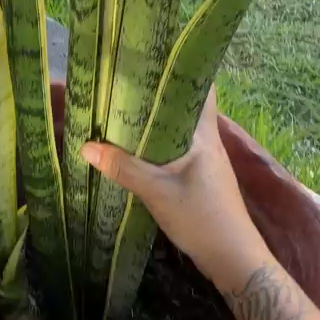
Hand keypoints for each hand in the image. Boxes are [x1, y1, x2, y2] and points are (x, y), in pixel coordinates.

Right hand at [79, 89, 273, 287]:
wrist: (233, 260)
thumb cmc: (202, 218)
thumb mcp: (156, 192)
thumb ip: (122, 168)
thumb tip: (86, 146)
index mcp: (204, 135)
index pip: (201, 89)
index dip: (181, 70)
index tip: (152, 59)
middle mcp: (208, 141)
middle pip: (185, 107)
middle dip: (158, 95)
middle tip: (124, 83)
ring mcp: (205, 161)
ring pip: (178, 129)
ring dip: (156, 121)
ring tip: (123, 110)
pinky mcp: (200, 178)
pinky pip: (175, 149)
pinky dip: (157, 143)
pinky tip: (135, 148)